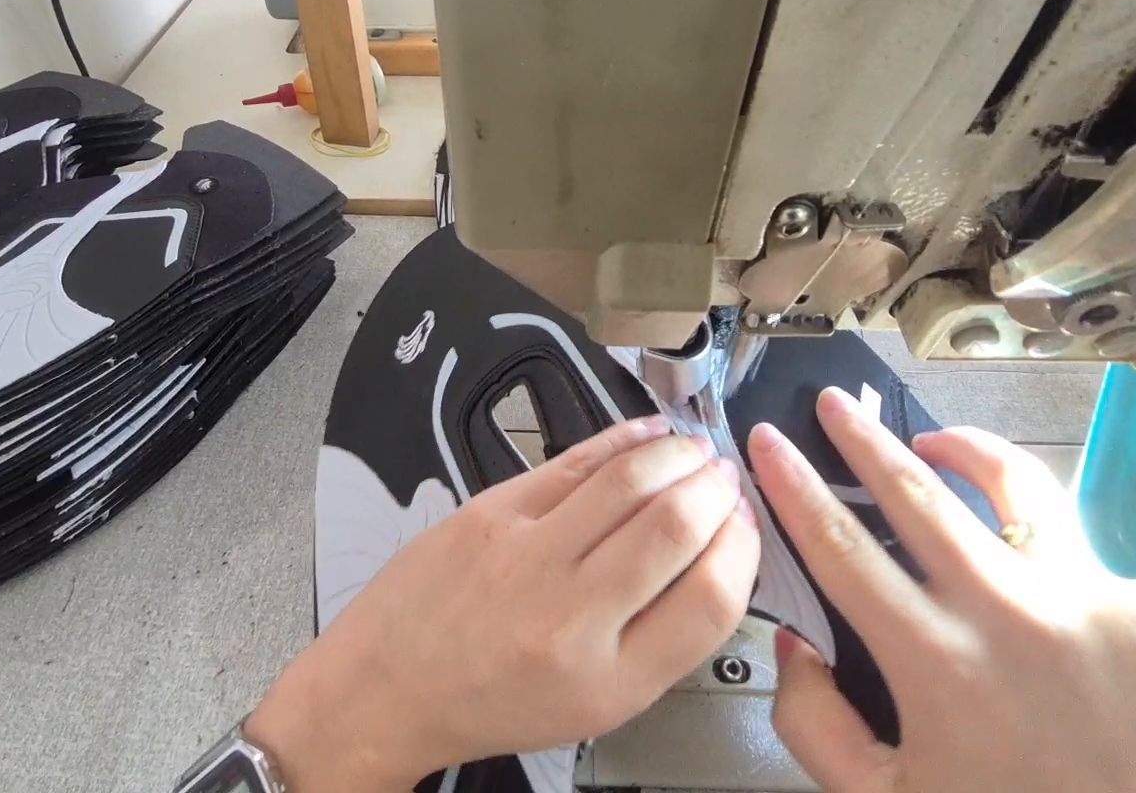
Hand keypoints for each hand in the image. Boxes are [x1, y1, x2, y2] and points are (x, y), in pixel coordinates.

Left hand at [249, 415, 761, 791]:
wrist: (390, 684)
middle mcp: (571, 615)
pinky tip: (649, 432)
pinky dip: (623, 437)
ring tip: (696, 450)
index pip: (711, 600)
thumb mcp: (594, 702)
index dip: (744, 550)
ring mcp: (526, 552)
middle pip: (675, 526)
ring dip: (677, 454)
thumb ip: (659, 635)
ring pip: (629, 479)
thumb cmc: (490, 697)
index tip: (745, 525)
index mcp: (608, 680)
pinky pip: (575, 458)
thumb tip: (713, 556)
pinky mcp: (493, 509)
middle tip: (725, 478)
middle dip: (715, 489)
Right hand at [749, 387, 1135, 792]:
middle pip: (914, 489)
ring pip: (1015, 481)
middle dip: (860, 435)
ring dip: (963, 445)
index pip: (837, 543)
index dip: (791, 483)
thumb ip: (814, 724)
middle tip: (833, 402)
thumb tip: (794, 644)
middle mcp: (1012, 614)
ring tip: (936, 440)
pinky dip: (1057, 494)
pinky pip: (1101, 518)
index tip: (766, 441)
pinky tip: (1029, 498)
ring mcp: (1091, 603)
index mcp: (939, 662)